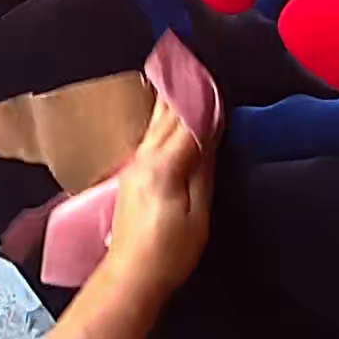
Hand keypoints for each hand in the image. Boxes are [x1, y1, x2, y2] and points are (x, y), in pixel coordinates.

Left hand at [99, 93, 213, 308]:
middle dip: (179, 89)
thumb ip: (202, 170)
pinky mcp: (131, 174)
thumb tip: (208, 134)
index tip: (209, 75)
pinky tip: (161, 113)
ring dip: (166, 99)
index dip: (201, 100)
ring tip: (174, 77)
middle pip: (166, 116)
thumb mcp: (197, 214)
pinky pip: (149, 135)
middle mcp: (145, 158)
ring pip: (154, 123)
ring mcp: (134, 165)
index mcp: (164, 165)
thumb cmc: (168, 252)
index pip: (187, 123)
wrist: (129, 275)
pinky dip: (159, 117)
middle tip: (188, 63)